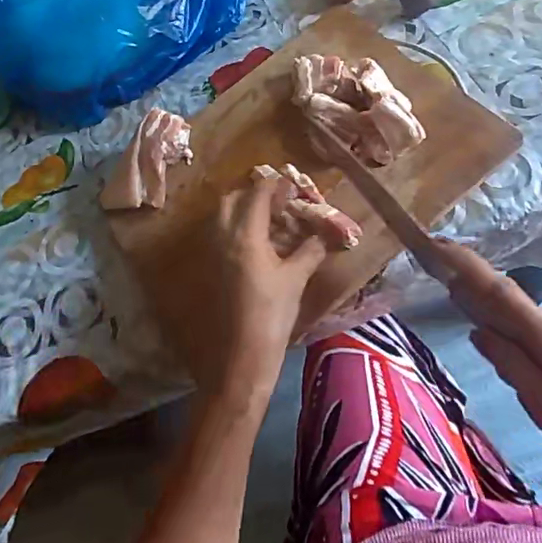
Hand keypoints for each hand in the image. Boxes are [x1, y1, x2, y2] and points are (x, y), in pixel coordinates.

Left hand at [193, 177, 326, 395]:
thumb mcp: (296, 280)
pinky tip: (263, 243)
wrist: (241, 357)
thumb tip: (327, 233)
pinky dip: (240, 228)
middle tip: (283, 202)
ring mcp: (214, 252)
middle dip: (256, 193)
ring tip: (275, 221)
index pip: (257, 194)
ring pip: (225, 216)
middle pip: (234, 198)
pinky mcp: (213, 267)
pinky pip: (223, 234)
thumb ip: (310, 250)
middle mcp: (223, 237)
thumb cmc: (271, 316)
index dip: (277, 186)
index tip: (296, 188)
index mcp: (244, 235)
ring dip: (246, 210)